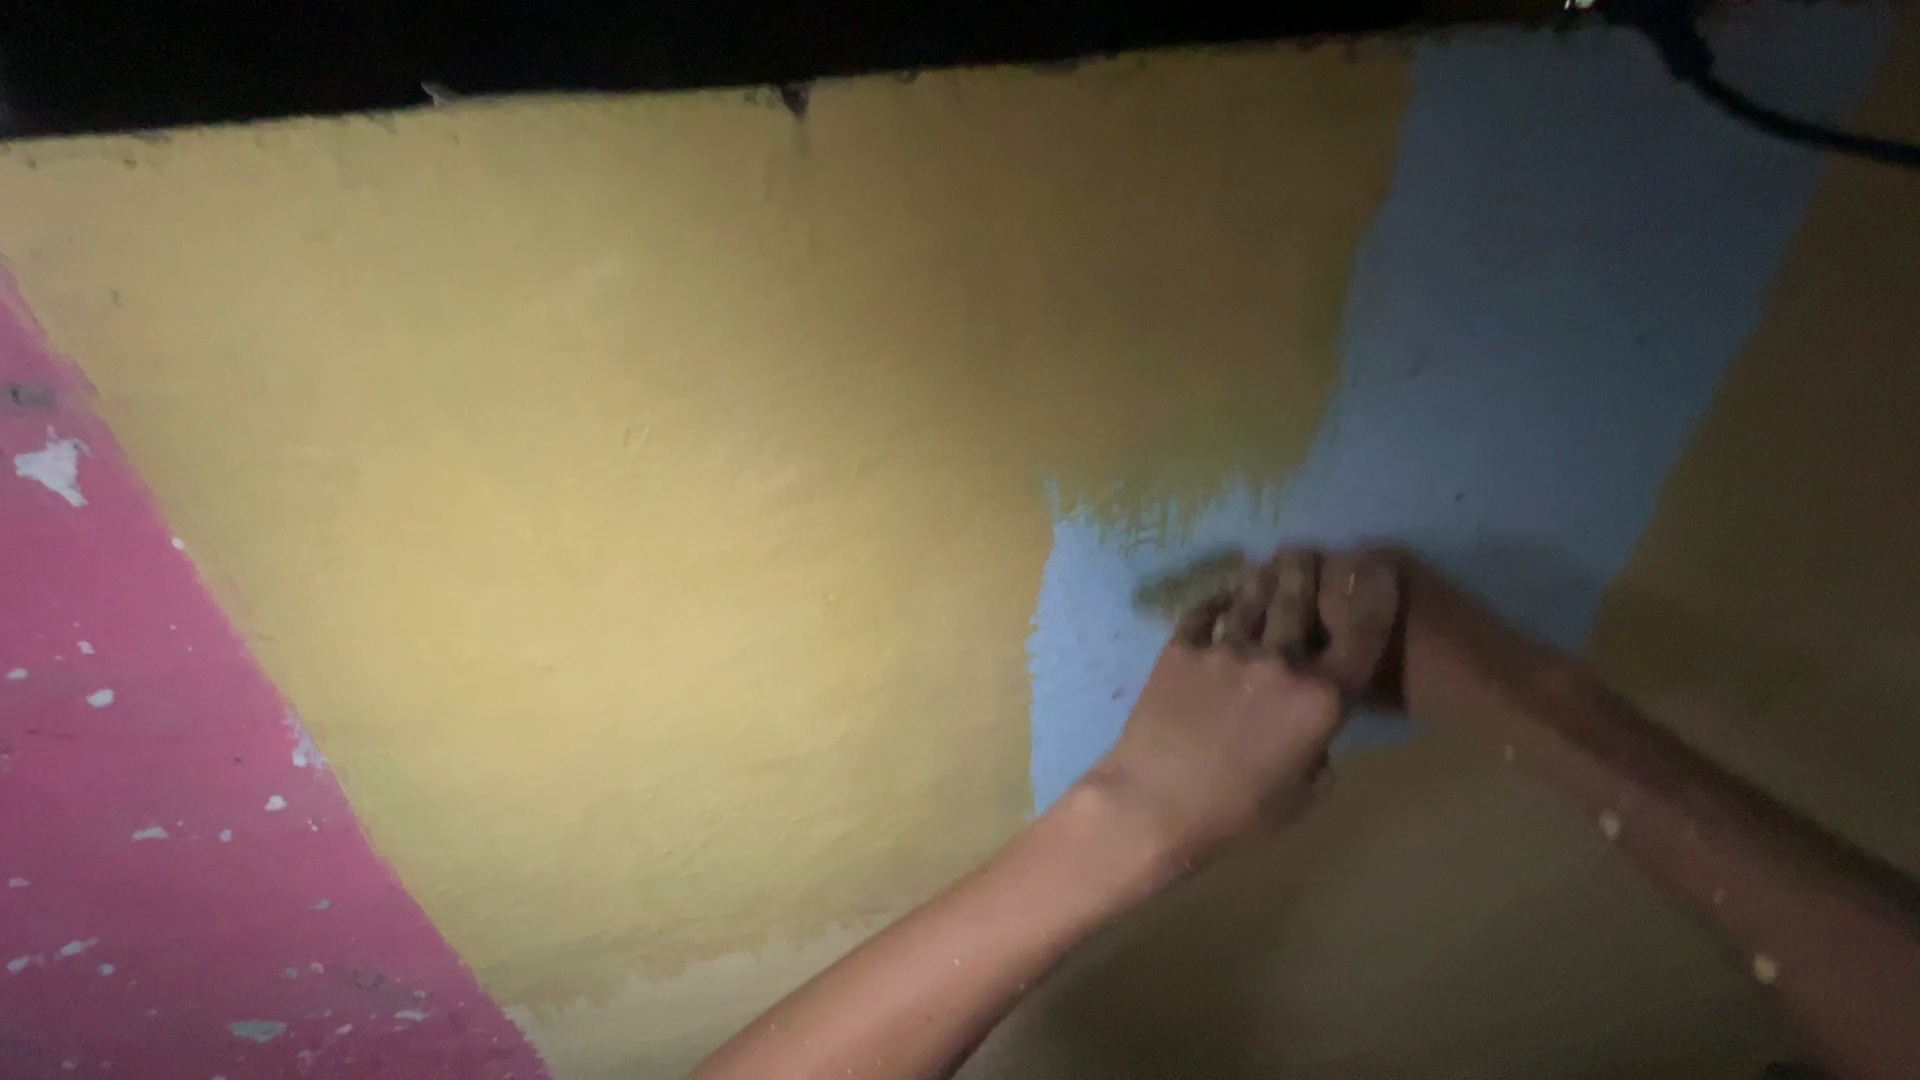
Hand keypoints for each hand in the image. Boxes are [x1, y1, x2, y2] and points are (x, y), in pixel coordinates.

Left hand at [1083, 548, 1402, 869]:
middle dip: (1305, 569)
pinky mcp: (1180, 649)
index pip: (1363, 632)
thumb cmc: (1238, 813)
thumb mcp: (1304, 795)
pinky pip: (1204, 612)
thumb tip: (1310, 730)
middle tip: (1305, 551)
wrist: (1156, 801)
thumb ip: (1318, 750)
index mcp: (1321, 698)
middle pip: (1298, 600)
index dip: (1375, 592)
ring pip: (1251, 599)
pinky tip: (1223, 593)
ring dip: (1263, 576)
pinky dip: (1217, 599)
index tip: (1376, 565)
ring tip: (1269, 562)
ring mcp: (1225, 650)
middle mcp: (1279, 661)